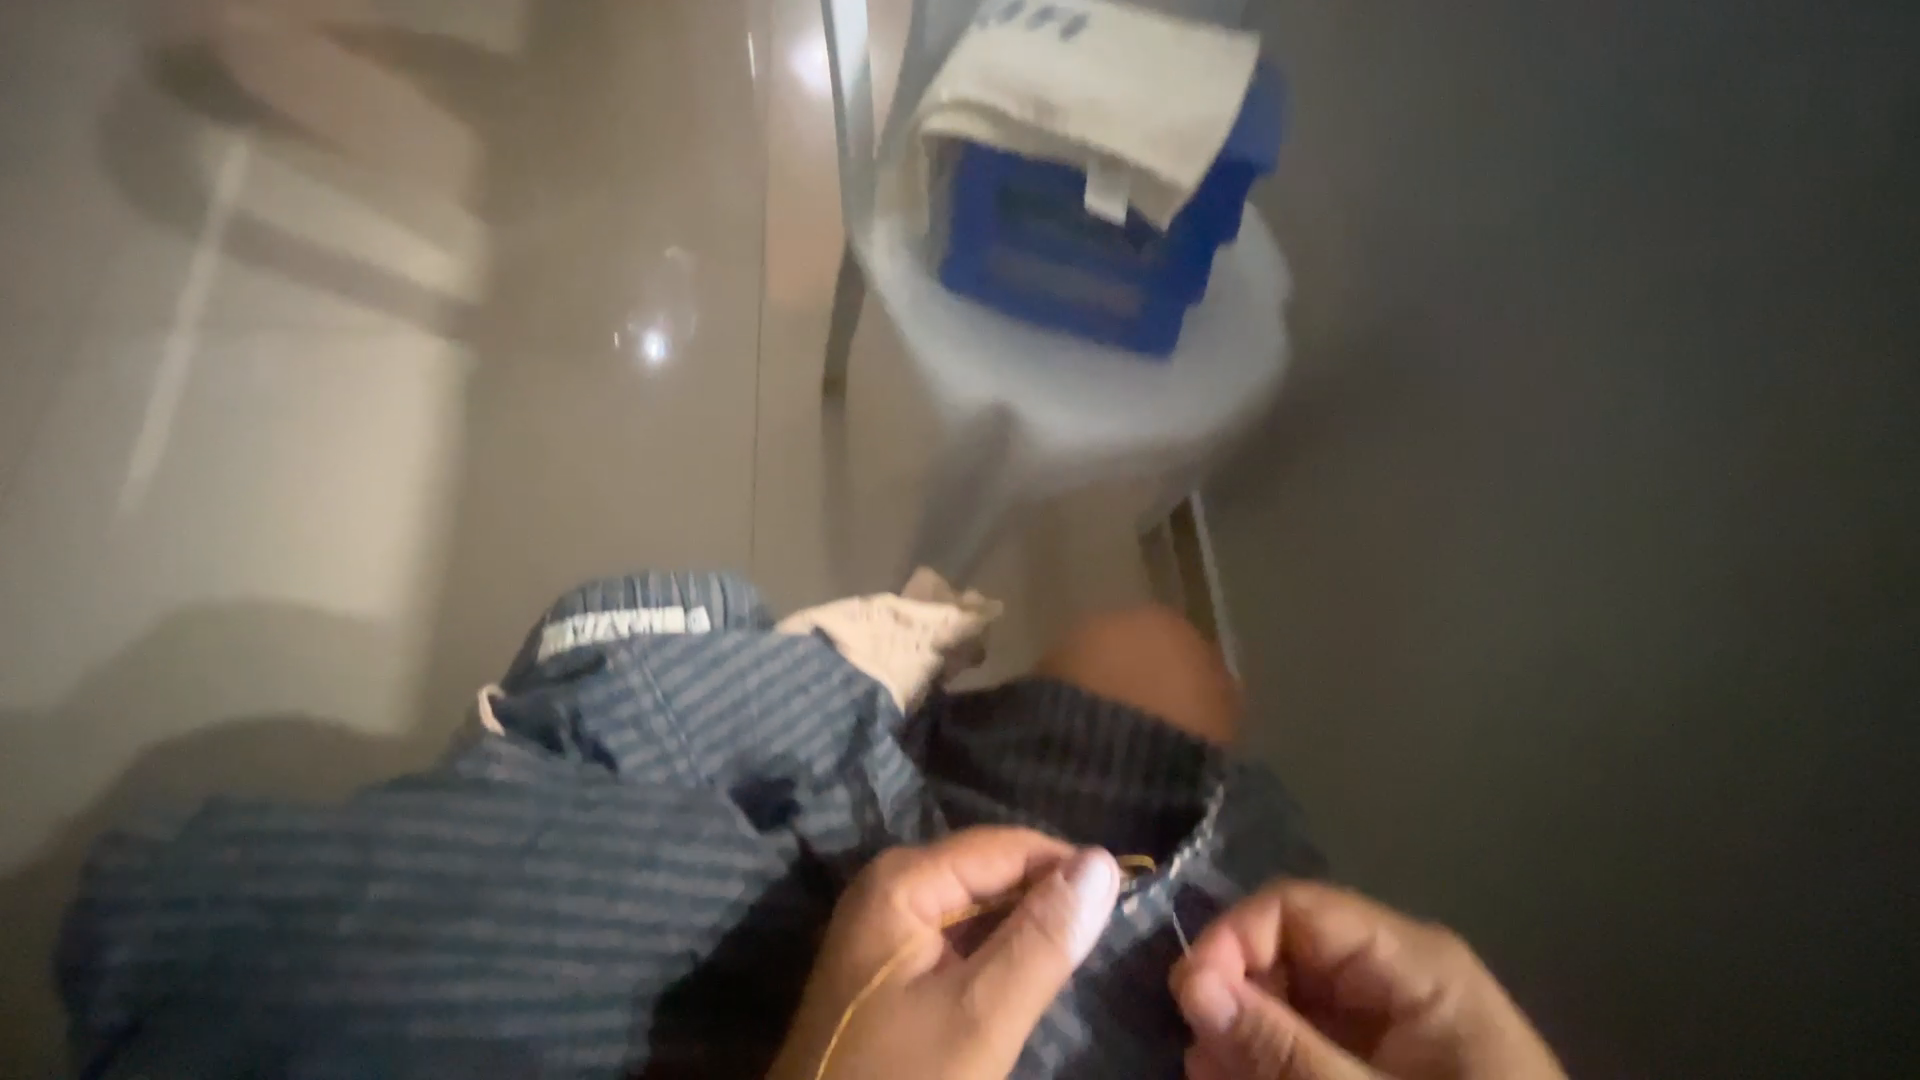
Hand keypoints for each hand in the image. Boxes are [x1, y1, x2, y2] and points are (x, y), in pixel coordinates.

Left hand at [769, 828, 1122, 1079]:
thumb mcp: (980, 1017)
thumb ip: (1041, 939)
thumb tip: (1103, 861)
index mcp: (904, 878)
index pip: (1006, 847)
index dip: (1067, 867)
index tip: (1124, 901)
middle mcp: (892, 881)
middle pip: (990, 869)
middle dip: (1045, 898)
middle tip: (1100, 940)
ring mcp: (887, 918)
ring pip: (978, 903)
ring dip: (1024, 927)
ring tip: (1072, 956)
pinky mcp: (891, 955)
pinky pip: (958, 933)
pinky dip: (996, 950)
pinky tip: (1025, 974)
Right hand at [1170, 881, 1565, 1079]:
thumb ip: (1285, 1052)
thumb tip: (1189, 984)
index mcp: (1412, 961)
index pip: (1296, 908)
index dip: (1234, 938)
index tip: (1189, 996)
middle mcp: (1395, 973)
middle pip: (1287, 952)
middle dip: (1236, 996)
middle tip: (1199, 1054)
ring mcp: (1388, 1019)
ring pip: (1289, 998)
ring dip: (1244, 1033)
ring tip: (1210, 1076)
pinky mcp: (1381, 1059)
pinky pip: (1308, 1037)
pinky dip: (1269, 1059)